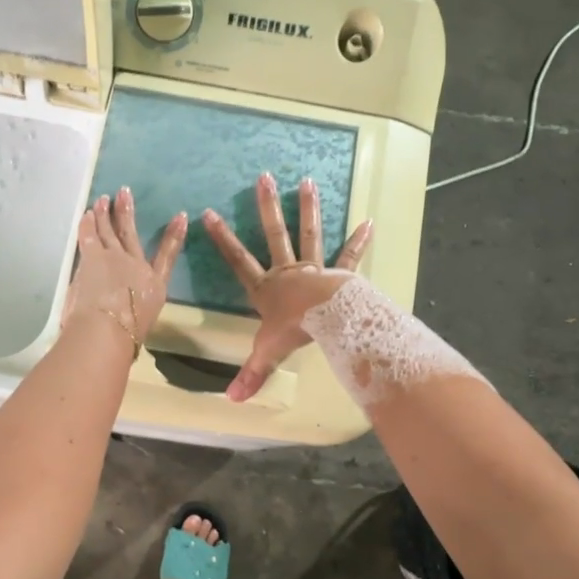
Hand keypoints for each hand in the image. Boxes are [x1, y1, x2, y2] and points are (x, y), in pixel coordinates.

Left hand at [65, 187, 186, 352]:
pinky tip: (87, 214)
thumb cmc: (127, 333)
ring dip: (104, 213)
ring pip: (107, 230)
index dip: (174, 236)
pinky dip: (88, 223)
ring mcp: (112, 258)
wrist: (106, 329)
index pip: (167, 255)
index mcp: (152, 282)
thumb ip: (138, 311)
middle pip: (130, 233)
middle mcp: (134, 264)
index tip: (180, 217)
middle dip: (127, 211)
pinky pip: (89, 235)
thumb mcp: (142, 322)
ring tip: (102, 199)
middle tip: (124, 192)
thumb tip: (132, 313)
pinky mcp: (91, 258)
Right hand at [201, 173, 372, 400]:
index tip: (209, 213)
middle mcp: (288, 272)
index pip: (238, 261)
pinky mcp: (340, 275)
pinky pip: (349, 257)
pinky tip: (369, 222)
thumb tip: (232, 400)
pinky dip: (359, 241)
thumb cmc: (294, 332)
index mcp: (266, 289)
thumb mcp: (267, 352)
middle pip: (274, 235)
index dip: (223, 239)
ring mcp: (315, 269)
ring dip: (309, 208)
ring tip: (309, 181)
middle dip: (267, 207)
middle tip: (264, 178)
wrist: (328, 320)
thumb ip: (251, 374)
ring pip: (310, 234)